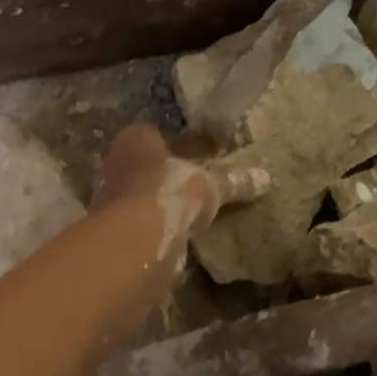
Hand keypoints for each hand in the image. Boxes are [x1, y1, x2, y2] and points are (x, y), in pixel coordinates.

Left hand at [92, 123, 270, 254]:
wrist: (133, 238)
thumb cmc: (168, 190)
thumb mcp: (209, 184)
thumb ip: (233, 181)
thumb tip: (265, 178)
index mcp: (136, 138)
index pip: (158, 135)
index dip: (180, 145)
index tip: (201, 156)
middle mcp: (117, 162)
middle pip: (148, 166)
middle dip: (170, 177)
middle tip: (198, 187)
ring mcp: (110, 197)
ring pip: (143, 197)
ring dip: (163, 206)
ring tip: (193, 215)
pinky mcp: (112, 230)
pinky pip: (141, 225)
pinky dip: (158, 231)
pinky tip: (179, 240)